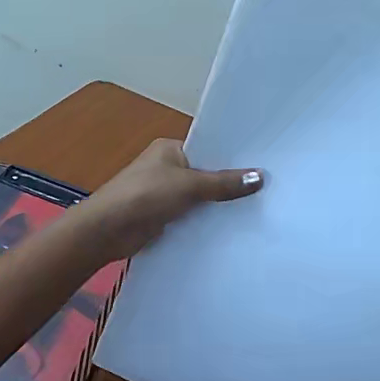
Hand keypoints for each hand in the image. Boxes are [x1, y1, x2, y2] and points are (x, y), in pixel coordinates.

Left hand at [73, 139, 263, 258]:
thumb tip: (259, 177)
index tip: (266, 166)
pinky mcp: (161, 218)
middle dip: (230, 185)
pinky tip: (232, 231)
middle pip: (205, 176)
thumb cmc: (144, 196)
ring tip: (261, 211)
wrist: (107, 230)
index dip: (233, 158)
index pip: (207, 149)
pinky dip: (204, 223)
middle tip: (272, 192)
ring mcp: (162, 194)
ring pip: (198, 199)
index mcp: (169, 150)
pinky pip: (189, 218)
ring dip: (218, 207)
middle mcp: (166, 169)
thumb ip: (223, 183)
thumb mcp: (188, 185)